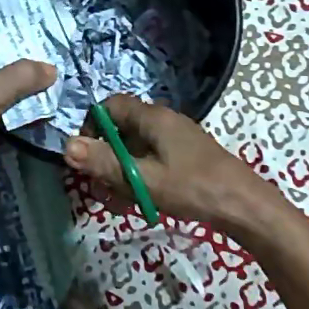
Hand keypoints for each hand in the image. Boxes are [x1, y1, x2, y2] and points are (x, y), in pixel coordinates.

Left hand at [0, 47, 55, 172]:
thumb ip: (23, 76)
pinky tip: (45, 103)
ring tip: (58, 82)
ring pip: (11, 85)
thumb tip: (53, 70)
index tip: (51, 40)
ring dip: (30, 88)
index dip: (25, 40)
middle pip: (9, 63)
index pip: (1, 40)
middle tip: (60, 62)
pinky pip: (10, 104)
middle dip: (32, 67)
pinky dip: (24, 105)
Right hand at [63, 95, 282, 231]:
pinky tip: (142, 200)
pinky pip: (152, 157)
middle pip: (122, 127)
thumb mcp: (143, 178)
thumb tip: (67, 145)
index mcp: (153, 117)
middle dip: (106, 155)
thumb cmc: (192, 187)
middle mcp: (164, 120)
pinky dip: (140, 175)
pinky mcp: (185, 154)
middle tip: (100, 186)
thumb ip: (105, 163)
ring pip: (136, 146)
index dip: (92, 125)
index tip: (85, 154)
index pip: (111, 104)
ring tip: (120, 200)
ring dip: (123, 170)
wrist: (242, 204)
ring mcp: (177, 137)